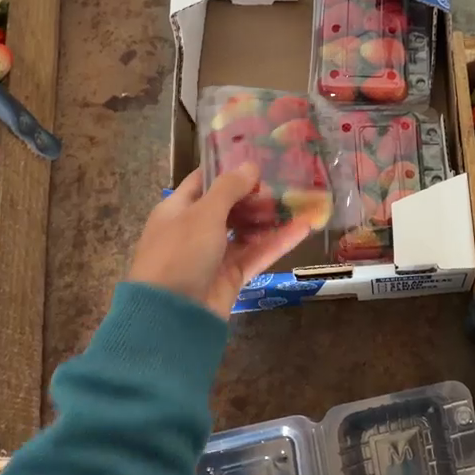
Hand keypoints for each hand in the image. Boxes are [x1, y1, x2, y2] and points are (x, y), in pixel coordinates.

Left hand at [126, 164, 318, 317]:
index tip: (259, 160)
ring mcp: (214, 254)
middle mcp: (195, 229)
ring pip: (247, 230)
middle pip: (230, 206)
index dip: (229, 170)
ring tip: (300, 203)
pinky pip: (257, 254)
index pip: (204, 182)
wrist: (171, 315)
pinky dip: (278, 242)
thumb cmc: (180, 254)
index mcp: (178, 209)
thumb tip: (251, 164)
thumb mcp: (204, 214)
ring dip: (270, 218)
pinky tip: (303, 228)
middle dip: (256, 196)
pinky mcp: (232, 276)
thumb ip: (229, 188)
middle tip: (287, 184)